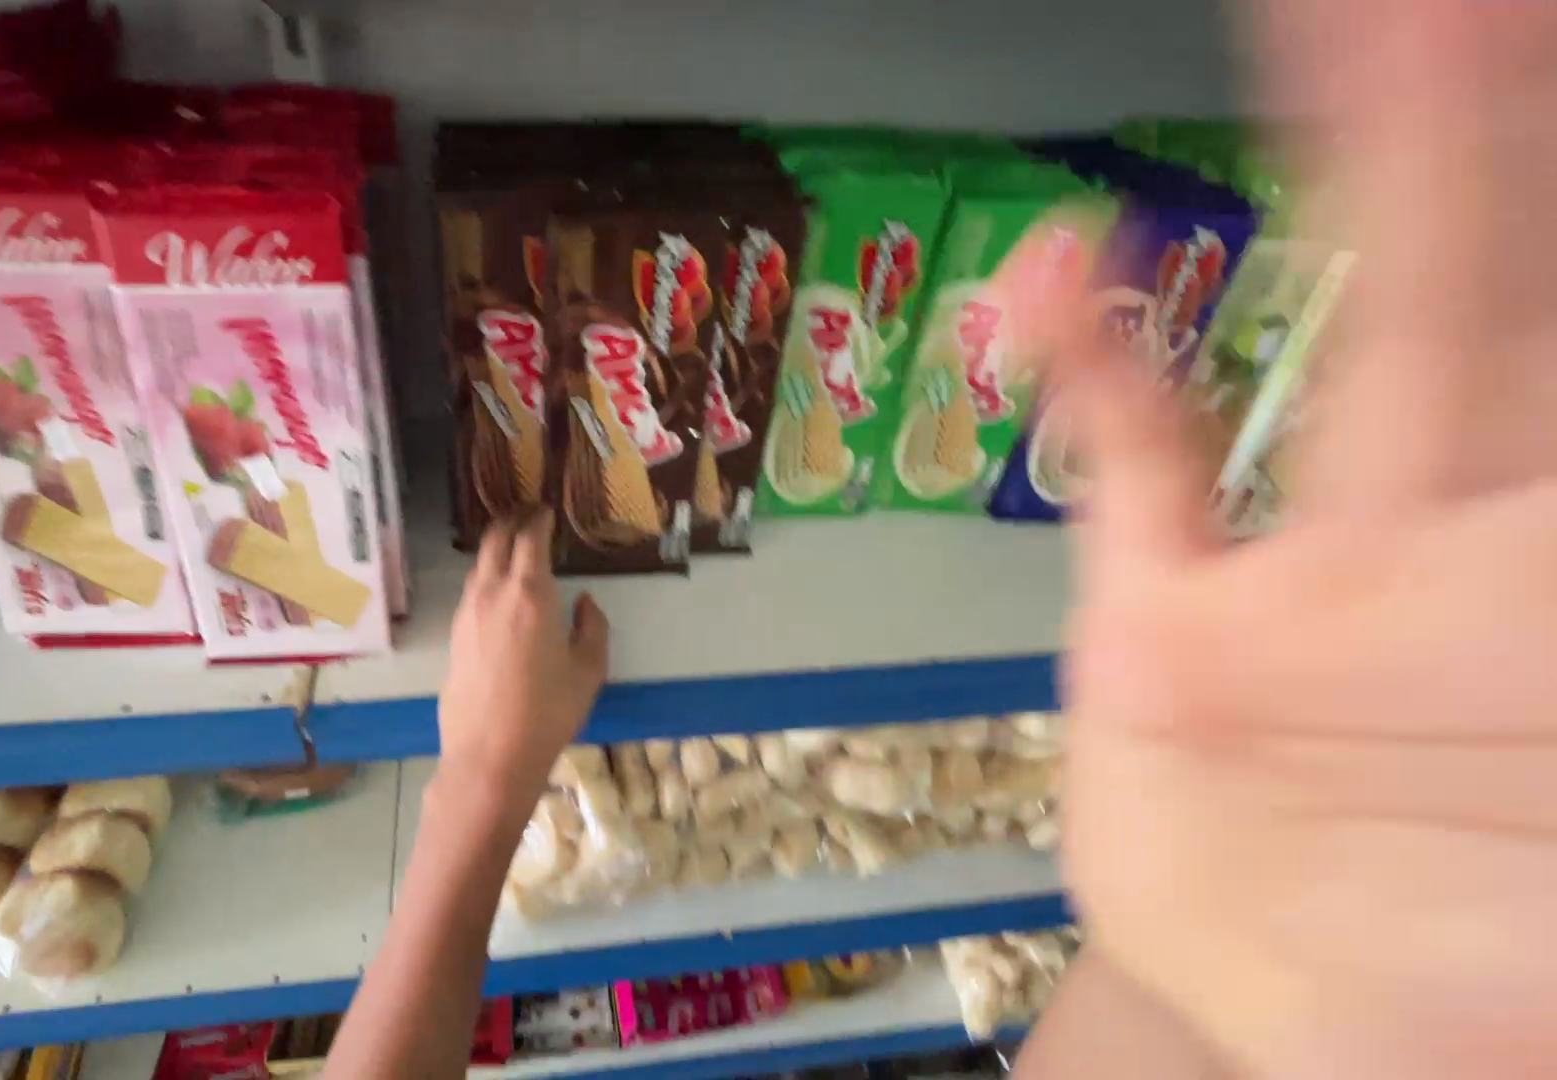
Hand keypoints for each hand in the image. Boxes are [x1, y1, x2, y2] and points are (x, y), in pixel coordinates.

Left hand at [439, 512, 608, 809]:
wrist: (490, 754)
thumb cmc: (548, 711)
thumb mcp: (589, 669)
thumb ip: (593, 626)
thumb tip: (583, 602)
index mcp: (530, 593)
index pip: (530, 538)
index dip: (539, 518)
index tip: (547, 510)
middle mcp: (492, 593)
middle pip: (496, 539)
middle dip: (512, 519)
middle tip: (529, 514)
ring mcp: (467, 613)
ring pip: (479, 564)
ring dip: (496, 547)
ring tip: (514, 547)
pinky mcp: (454, 635)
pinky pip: (471, 590)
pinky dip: (486, 575)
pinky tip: (498, 590)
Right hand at [1007, 5, 1556, 1075]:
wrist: (1290, 1013)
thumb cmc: (1463, 989)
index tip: (1549, 46)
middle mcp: (1469, 562)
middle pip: (1489, 311)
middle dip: (1482, 145)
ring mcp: (1295, 580)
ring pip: (1328, 360)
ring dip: (1318, 206)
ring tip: (1319, 41)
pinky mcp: (1153, 617)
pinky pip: (1128, 475)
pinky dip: (1089, 378)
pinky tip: (1055, 286)